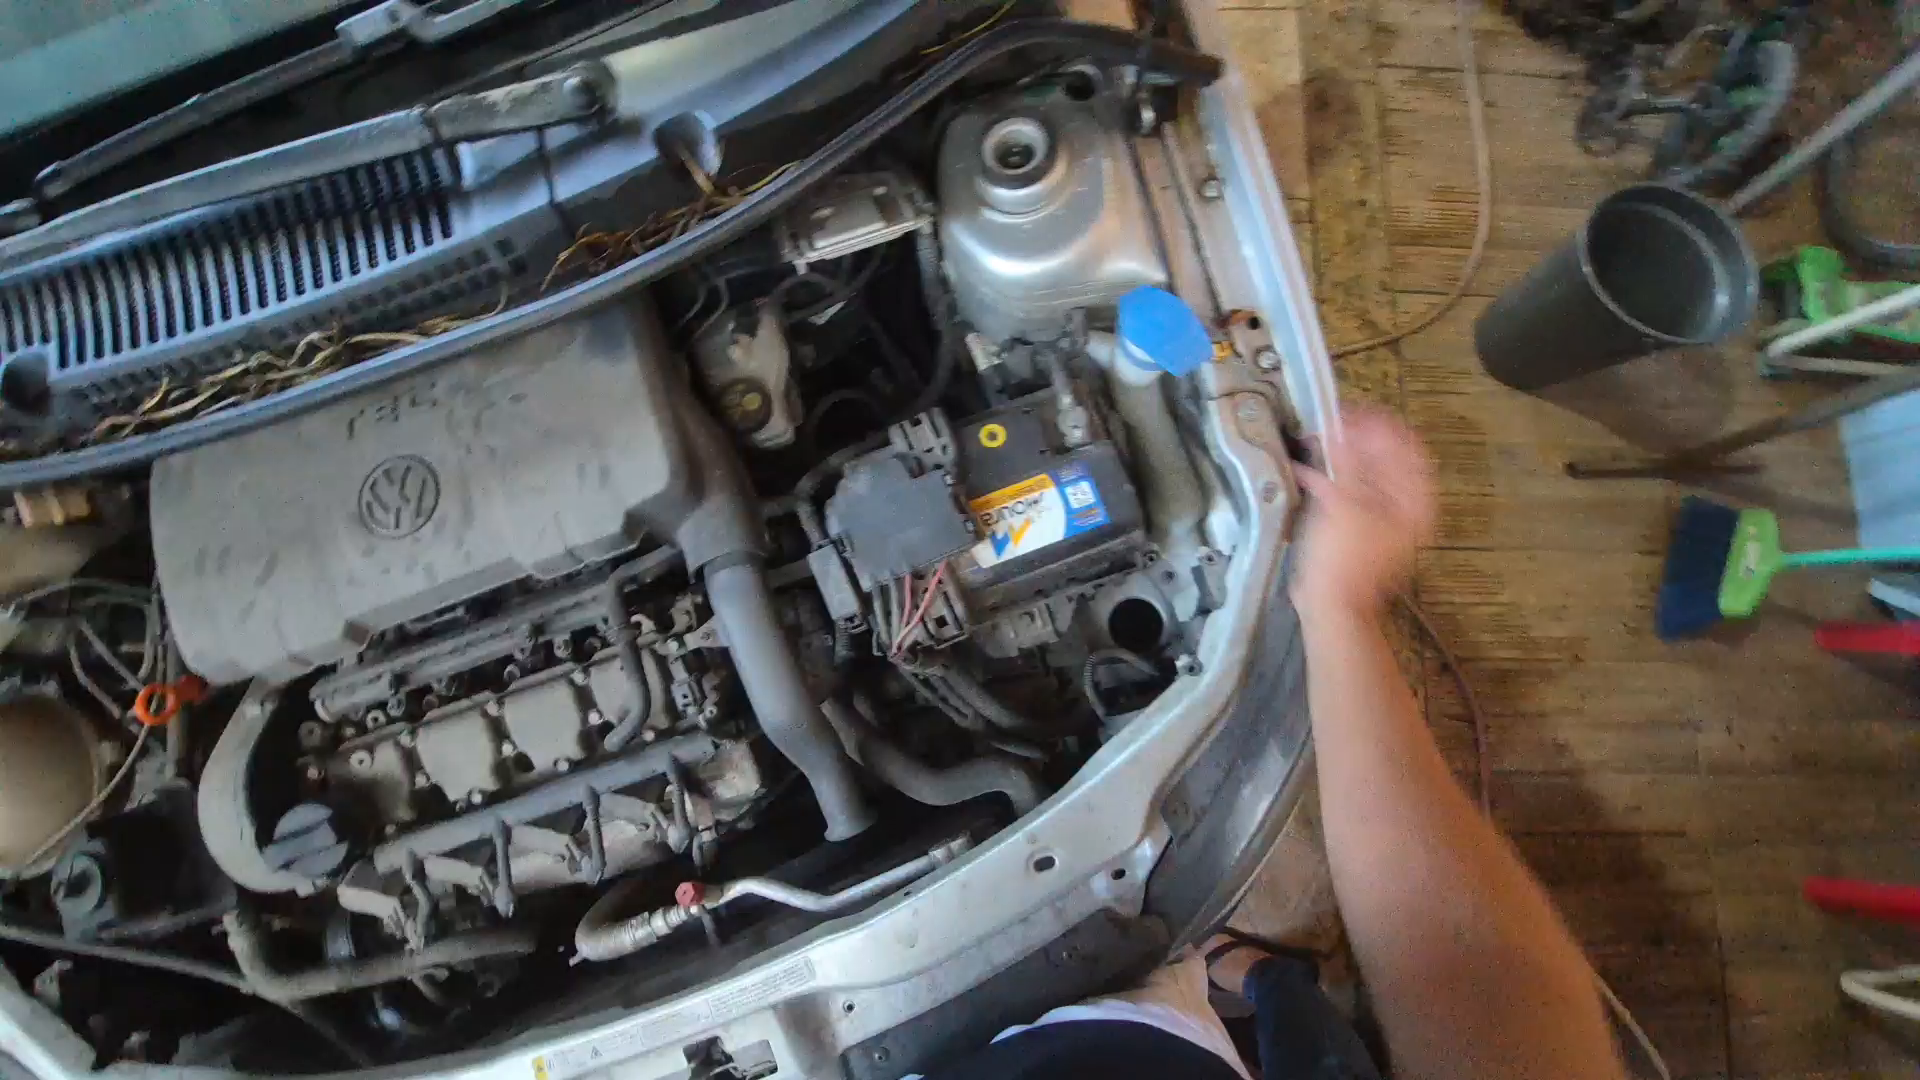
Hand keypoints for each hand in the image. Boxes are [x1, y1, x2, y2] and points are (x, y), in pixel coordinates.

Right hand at [1289, 406, 1435, 617]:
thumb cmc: (1346, 558)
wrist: (1331, 603)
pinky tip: (1305, 471)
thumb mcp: (1347, 505)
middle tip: (1329, 423)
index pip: (1406, 449)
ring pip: (1363, 475)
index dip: (1380, 427)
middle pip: (1385, 461)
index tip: (1351, 411)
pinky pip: (1346, 492)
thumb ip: (1345, 464)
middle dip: (1357, 440)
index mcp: (1414, 501)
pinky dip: (1328, 479)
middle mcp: (1404, 506)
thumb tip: (1339, 429)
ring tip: (1316, 441)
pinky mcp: (1356, 527)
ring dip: (1340, 457)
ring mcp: (1381, 518)